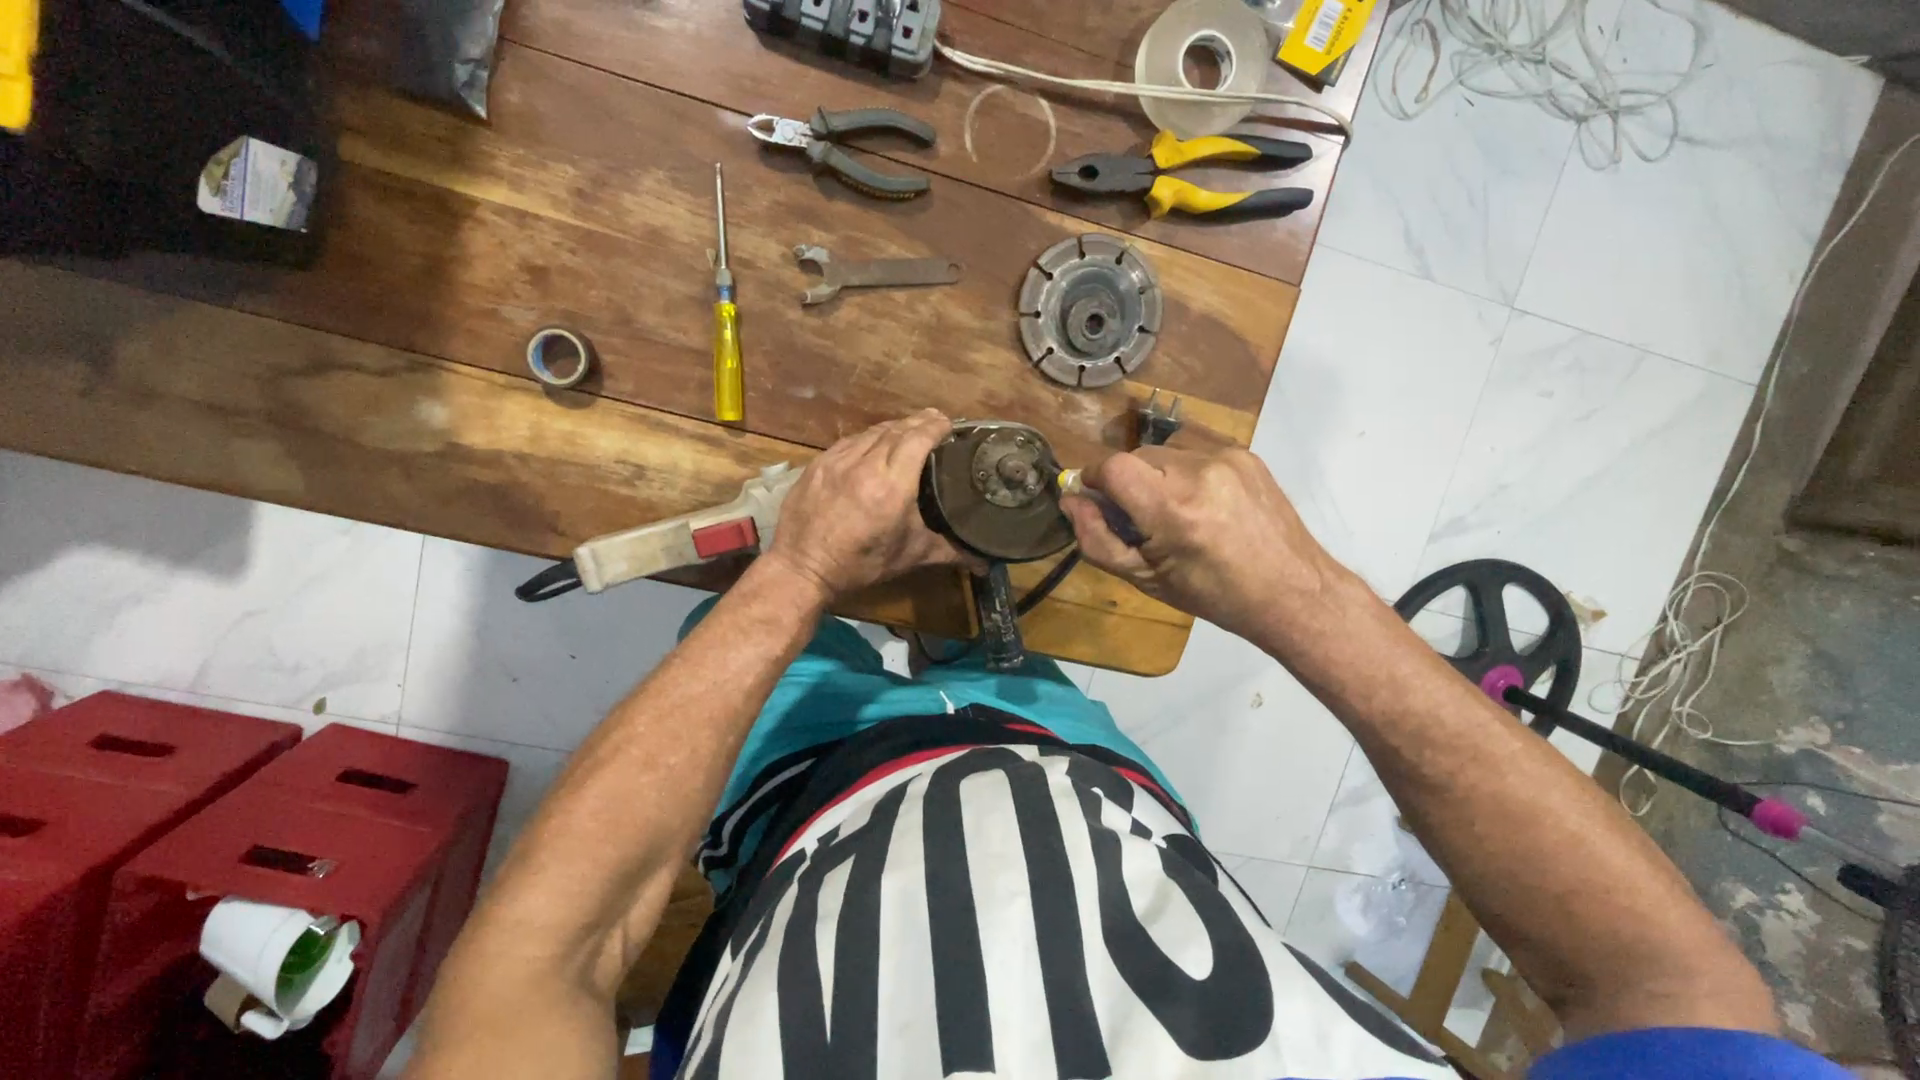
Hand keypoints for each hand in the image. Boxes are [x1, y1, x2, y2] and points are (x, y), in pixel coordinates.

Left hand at [763, 409, 968, 602]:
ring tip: (908, 430)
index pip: (918, 438)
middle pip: (897, 430)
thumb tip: (985, 563)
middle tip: (935, 422)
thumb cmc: (861, 564)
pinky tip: (873, 444)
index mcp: (893, 485)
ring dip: (893, 428)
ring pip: (872, 432)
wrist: (802, 568)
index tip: (949, 425)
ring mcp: (838, 461)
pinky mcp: (819, 464)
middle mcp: (866, 465)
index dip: (936, 426)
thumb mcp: (910, 556)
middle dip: (918, 423)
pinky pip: (849, 442)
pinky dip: (867, 438)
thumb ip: (950, 552)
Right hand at [1060, 446, 1348, 641]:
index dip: (1094, 479)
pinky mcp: (1246, 454)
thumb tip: (1071, 501)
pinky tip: (1206, 506)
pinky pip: (1196, 454)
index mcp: (1173, 509)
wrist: (1291, 591)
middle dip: (1128, 482)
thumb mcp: (1146, 579)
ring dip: (1158, 477)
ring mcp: (1227, 458)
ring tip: (1178, 514)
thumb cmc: (1213, 595)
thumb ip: (1098, 540)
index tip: (1096, 501)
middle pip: (1137, 456)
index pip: (1112, 467)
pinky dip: (1188, 475)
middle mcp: (1199, 472)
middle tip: (1141, 520)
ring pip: (1166, 453)